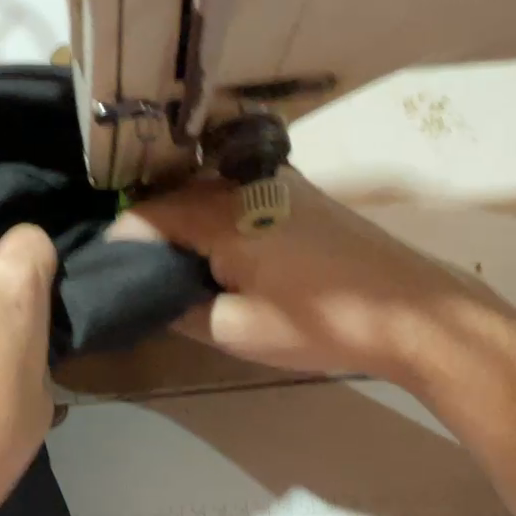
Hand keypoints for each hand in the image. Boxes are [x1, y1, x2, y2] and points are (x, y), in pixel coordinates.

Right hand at [112, 173, 515, 381]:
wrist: (408, 311)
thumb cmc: (317, 325)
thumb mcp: (236, 331)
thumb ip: (183, 311)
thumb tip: (157, 297)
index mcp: (223, 216)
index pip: (151, 213)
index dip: (122, 240)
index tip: (107, 270)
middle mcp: (245, 186)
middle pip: (177, 195)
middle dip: (149, 229)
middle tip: (134, 272)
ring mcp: (278, 184)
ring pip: (207, 192)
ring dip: (182, 221)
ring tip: (169, 265)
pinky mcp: (301, 194)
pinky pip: (237, 195)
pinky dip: (213, 217)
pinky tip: (214, 252)